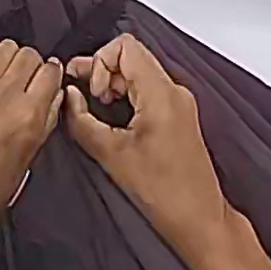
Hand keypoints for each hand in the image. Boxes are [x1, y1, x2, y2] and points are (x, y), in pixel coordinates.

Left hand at [0, 41, 63, 246]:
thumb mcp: (26, 165)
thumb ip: (44, 124)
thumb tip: (53, 99)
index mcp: (27, 116)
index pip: (51, 71)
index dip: (54, 77)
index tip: (52, 86)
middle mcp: (4, 93)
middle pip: (30, 54)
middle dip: (35, 67)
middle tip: (32, 85)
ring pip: (7, 48)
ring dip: (14, 61)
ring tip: (12, 82)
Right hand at [67, 34, 270, 269]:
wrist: (202, 223)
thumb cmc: (163, 193)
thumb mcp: (111, 155)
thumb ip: (82, 120)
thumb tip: (69, 95)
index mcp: (160, 92)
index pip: (124, 46)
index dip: (100, 62)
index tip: (93, 92)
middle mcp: (173, 90)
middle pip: (129, 56)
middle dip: (101, 72)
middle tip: (81, 95)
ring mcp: (178, 101)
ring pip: (136, 72)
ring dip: (111, 84)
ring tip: (94, 109)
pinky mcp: (178, 114)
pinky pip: (145, 88)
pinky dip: (124, 95)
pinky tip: (111, 119)